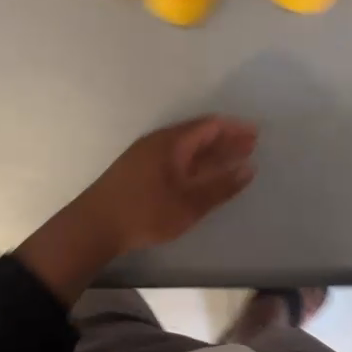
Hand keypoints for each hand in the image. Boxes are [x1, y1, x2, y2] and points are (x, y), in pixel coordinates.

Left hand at [18, 116, 257, 302]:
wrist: (95, 225)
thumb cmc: (145, 212)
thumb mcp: (189, 203)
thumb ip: (221, 186)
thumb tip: (249, 168)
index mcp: (172, 142)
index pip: (209, 126)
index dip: (234, 129)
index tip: (256, 134)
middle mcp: (160, 142)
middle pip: (198, 133)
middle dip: (226, 138)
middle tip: (251, 144)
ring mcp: (147, 154)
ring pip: (187, 146)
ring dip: (211, 151)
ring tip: (234, 158)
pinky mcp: (139, 169)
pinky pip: (176, 155)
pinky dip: (196, 160)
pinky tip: (203, 173)